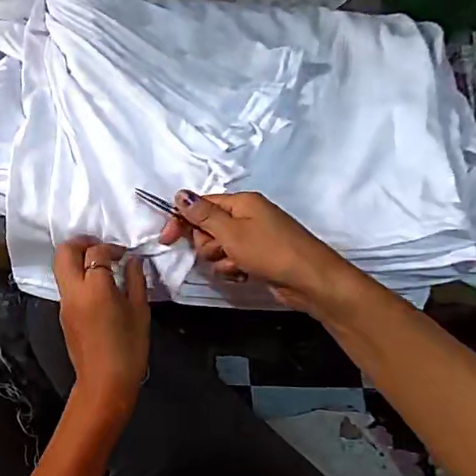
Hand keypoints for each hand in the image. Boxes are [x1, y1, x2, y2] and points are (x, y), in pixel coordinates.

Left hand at [52, 238, 149, 414]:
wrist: (104, 382)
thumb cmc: (128, 348)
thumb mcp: (139, 311)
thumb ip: (135, 280)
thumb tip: (132, 261)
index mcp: (94, 288)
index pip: (95, 252)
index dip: (110, 248)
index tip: (123, 255)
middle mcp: (73, 291)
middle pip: (63, 252)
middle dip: (81, 243)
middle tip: (101, 249)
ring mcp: (64, 304)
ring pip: (60, 268)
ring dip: (77, 260)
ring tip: (100, 267)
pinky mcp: (62, 315)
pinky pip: (65, 286)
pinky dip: (77, 277)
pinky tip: (97, 287)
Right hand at [159, 190, 369, 315]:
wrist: (310, 280)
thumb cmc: (270, 251)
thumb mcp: (231, 232)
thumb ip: (203, 215)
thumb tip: (180, 194)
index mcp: (241, 202)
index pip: (201, 205)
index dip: (182, 220)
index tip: (166, 239)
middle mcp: (247, 215)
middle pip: (207, 227)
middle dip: (207, 244)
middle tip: (220, 252)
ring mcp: (253, 236)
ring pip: (217, 247)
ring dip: (220, 260)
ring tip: (236, 265)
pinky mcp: (257, 256)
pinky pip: (231, 260)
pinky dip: (232, 268)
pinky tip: (243, 274)